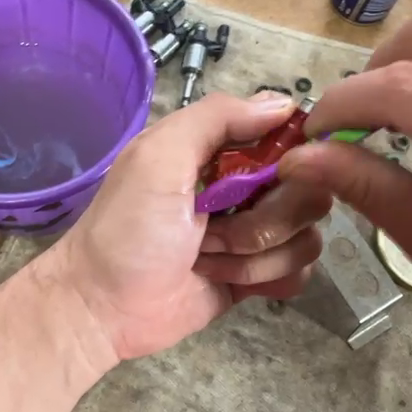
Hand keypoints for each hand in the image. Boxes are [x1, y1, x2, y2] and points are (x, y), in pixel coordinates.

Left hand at [40, 92, 332, 363]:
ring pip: (305, 235)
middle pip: (308, 192)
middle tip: (211, 232)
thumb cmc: (127, 228)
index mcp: (219, 152)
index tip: (276, 174)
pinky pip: (298, 272)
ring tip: (207, 261)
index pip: (290, 139)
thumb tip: (284, 104)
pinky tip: (231, 283)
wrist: (104, 307)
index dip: (294, 158)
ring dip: (256, 254)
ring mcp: (253, 235)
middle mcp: (243, 188)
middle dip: (265, 220)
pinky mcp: (256, 277)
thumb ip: (216, 118)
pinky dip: (269, 279)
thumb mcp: (159, 157)